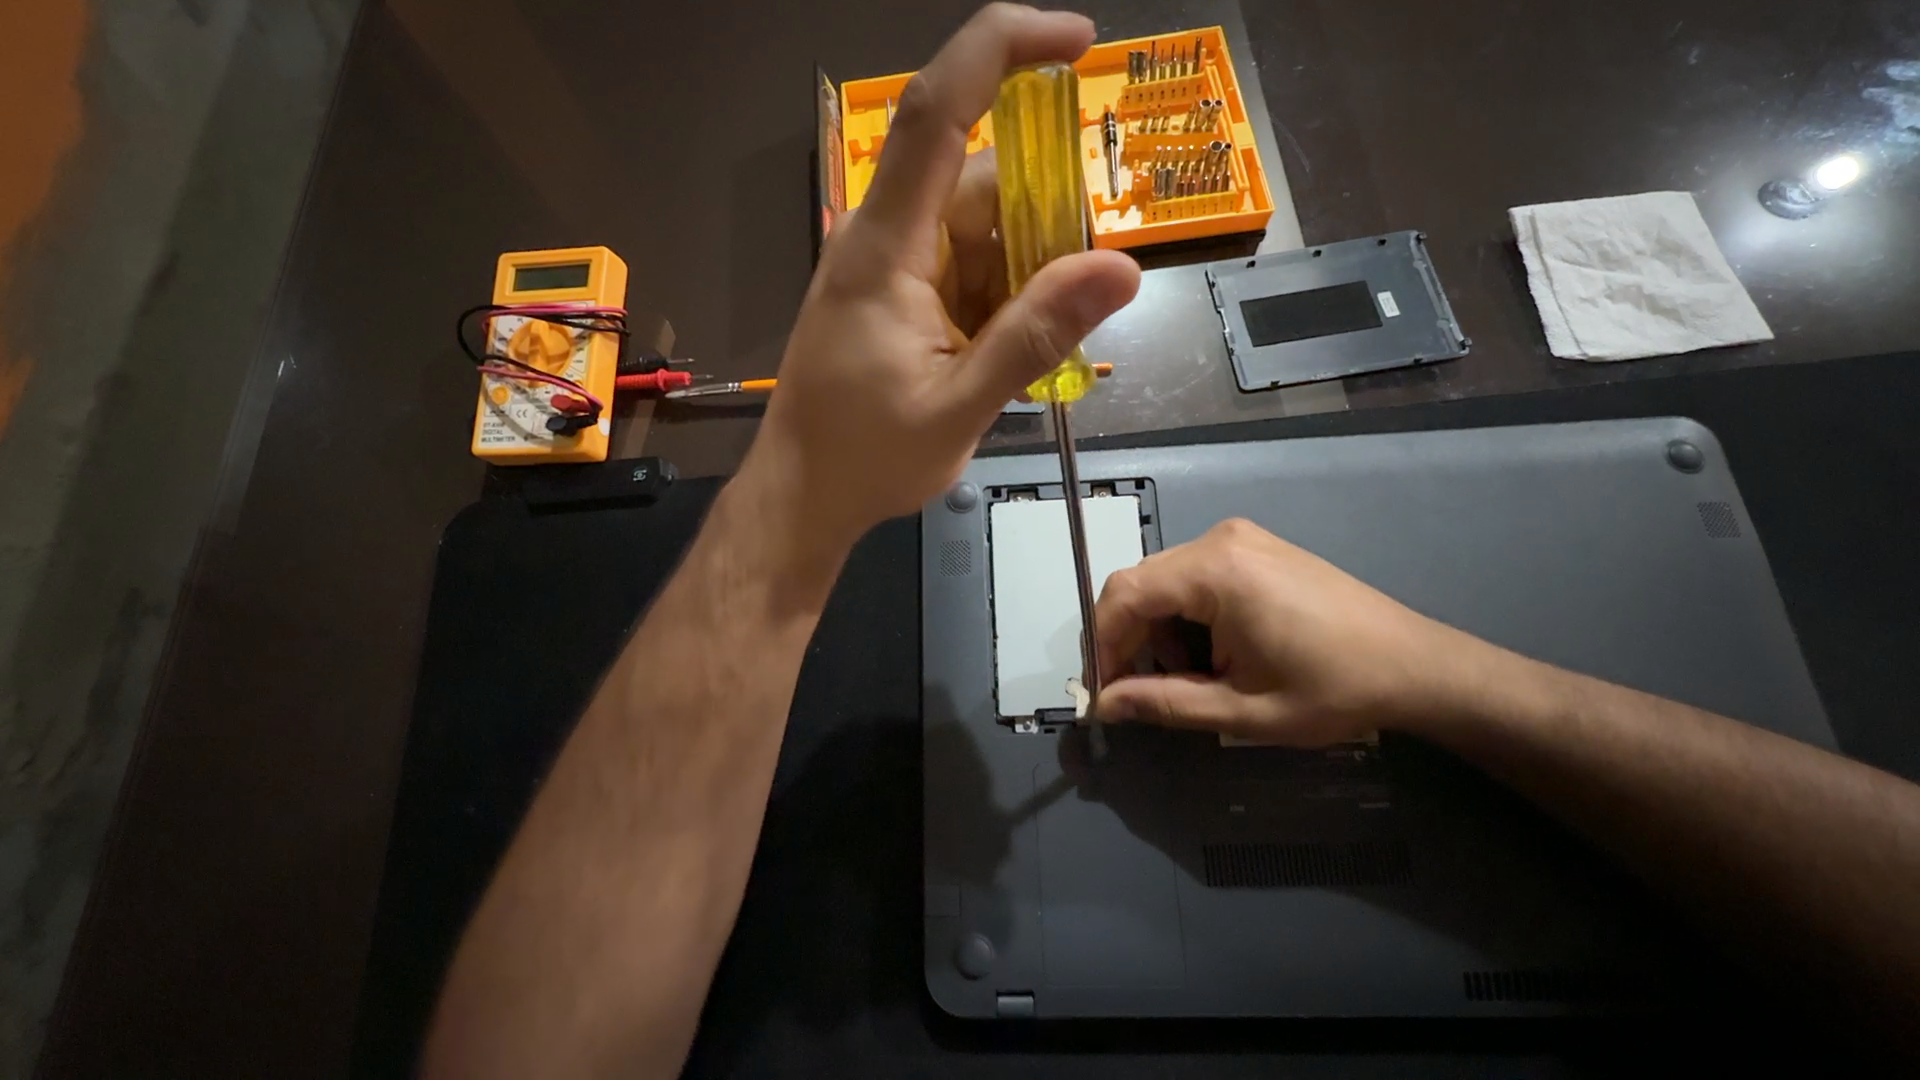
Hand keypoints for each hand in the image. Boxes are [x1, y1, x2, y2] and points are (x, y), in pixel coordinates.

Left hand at [742, 5, 1140, 548]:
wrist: (803, 494)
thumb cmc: (864, 458)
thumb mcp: (959, 407)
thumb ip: (1036, 338)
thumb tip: (1121, 269)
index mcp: (887, 247)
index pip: (939, 110)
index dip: (1004, 50)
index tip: (1079, 41)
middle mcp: (886, 238)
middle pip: (981, 181)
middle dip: (1043, 222)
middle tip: (1070, 304)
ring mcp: (891, 267)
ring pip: (982, 229)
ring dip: (1025, 274)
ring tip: (1021, 351)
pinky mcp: (897, 296)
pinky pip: (967, 268)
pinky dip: (1002, 297)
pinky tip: (1001, 352)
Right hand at [1093, 519, 1473, 745]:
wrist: (1416, 666)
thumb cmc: (1332, 690)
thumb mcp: (1242, 710)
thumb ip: (1164, 703)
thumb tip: (1104, 706)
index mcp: (1216, 571)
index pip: (1124, 595)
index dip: (1101, 644)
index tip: (1103, 693)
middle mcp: (1219, 540)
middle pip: (1140, 584)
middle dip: (1129, 641)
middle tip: (1140, 694)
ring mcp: (1240, 539)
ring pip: (1164, 583)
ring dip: (1160, 632)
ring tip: (1192, 679)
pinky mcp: (1255, 549)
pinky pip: (1194, 577)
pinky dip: (1186, 617)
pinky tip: (1216, 654)